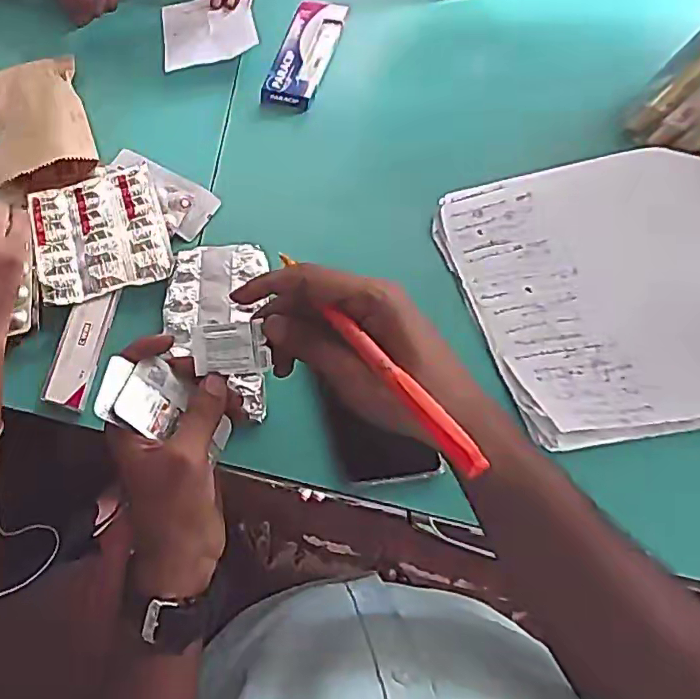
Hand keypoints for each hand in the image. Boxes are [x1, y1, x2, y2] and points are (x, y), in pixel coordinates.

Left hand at [105, 335, 237, 597]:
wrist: (183, 560)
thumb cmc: (171, 514)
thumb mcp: (186, 459)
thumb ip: (200, 415)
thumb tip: (214, 381)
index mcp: (126, 427)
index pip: (125, 376)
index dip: (143, 352)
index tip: (170, 343)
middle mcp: (143, 427)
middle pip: (161, 382)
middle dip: (188, 373)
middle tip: (214, 372)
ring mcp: (167, 438)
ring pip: (186, 399)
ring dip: (210, 393)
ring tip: (234, 397)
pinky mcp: (189, 450)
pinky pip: (202, 418)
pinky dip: (219, 411)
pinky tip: (238, 412)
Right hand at [232, 262, 492, 446]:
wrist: (460, 421)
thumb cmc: (413, 401)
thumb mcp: (353, 377)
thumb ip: (311, 345)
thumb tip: (274, 323)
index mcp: (373, 297)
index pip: (309, 277)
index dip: (269, 286)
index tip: (239, 302)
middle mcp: (374, 295)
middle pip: (312, 293)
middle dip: (281, 317)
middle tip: (266, 352)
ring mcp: (377, 310)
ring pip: (319, 309)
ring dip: (295, 333)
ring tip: (284, 367)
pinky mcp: (377, 327)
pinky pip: (334, 323)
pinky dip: (312, 339)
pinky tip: (304, 364)